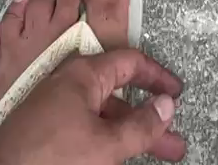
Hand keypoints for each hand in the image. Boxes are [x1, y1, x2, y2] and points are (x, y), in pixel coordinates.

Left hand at [0, 49, 186, 164]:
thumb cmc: (48, 158)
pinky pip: (81, 126)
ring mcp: (52, 106)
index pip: (131, 62)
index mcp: (83, 73)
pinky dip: (103, 139)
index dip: (158, 77)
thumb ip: (140, 127)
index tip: (176, 93)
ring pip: (99, 116)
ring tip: (151, 156)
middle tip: (171, 144)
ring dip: (126, 134)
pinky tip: (112, 153)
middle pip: (118, 96)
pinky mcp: (40, 128)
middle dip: (147, 120)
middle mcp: (68, 82)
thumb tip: (167, 105)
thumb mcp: (103, 146)